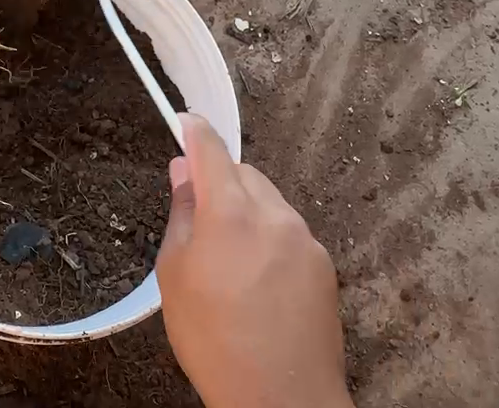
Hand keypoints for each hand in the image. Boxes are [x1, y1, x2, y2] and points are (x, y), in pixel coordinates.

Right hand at [157, 113, 352, 407]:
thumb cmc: (213, 338)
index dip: (194, 129)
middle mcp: (272, 214)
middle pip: (243, 173)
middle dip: (221, 181)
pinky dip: (271, 237)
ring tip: (233, 259)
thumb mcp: (174, 273)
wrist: (281, 400)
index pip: (210, 149)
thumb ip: (181, 213)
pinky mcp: (324, 264)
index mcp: (229, 211)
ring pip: (268, 200)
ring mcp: (304, 239)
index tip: (184, 120)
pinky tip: (261, 279)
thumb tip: (183, 171)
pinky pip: (290, 231)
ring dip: (248, 210)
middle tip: (202, 218)